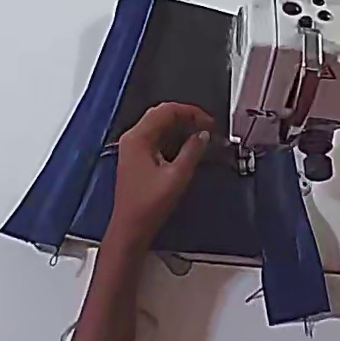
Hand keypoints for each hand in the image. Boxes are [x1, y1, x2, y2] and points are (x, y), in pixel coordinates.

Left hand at [107, 102, 213, 255]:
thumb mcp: (177, 177)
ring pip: (158, 126)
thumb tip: (203, 135)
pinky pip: (156, 138)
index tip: (209, 122)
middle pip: (161, 115)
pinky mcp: (136, 158)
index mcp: (138, 137)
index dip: (190, 112)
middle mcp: (132, 138)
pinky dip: (172, 137)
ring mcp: (132, 148)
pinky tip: (186, 146)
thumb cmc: (150, 205)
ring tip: (201, 134)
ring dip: (180, 127)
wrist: (130, 229)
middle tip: (207, 126)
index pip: (166, 111)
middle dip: (186, 117)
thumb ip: (192, 151)